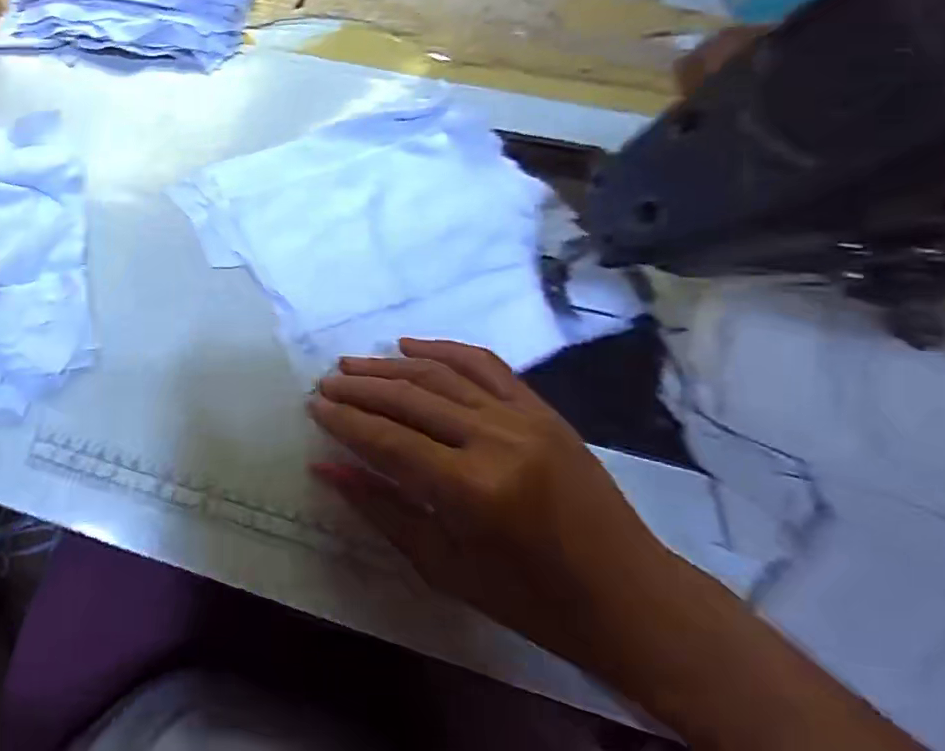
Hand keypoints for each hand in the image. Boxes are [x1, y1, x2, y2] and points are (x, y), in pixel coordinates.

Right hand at [308, 338, 676, 657]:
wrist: (631, 598)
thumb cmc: (531, 599)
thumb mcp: (445, 566)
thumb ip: (381, 509)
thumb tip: (325, 468)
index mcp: (473, 490)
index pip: (388, 440)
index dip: (345, 421)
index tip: (313, 406)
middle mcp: (497, 441)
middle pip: (410, 399)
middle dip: (360, 388)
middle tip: (325, 383)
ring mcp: (525, 419)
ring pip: (441, 375)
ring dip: (390, 366)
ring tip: (352, 364)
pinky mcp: (544, 409)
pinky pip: (485, 365)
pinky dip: (443, 349)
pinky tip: (410, 345)